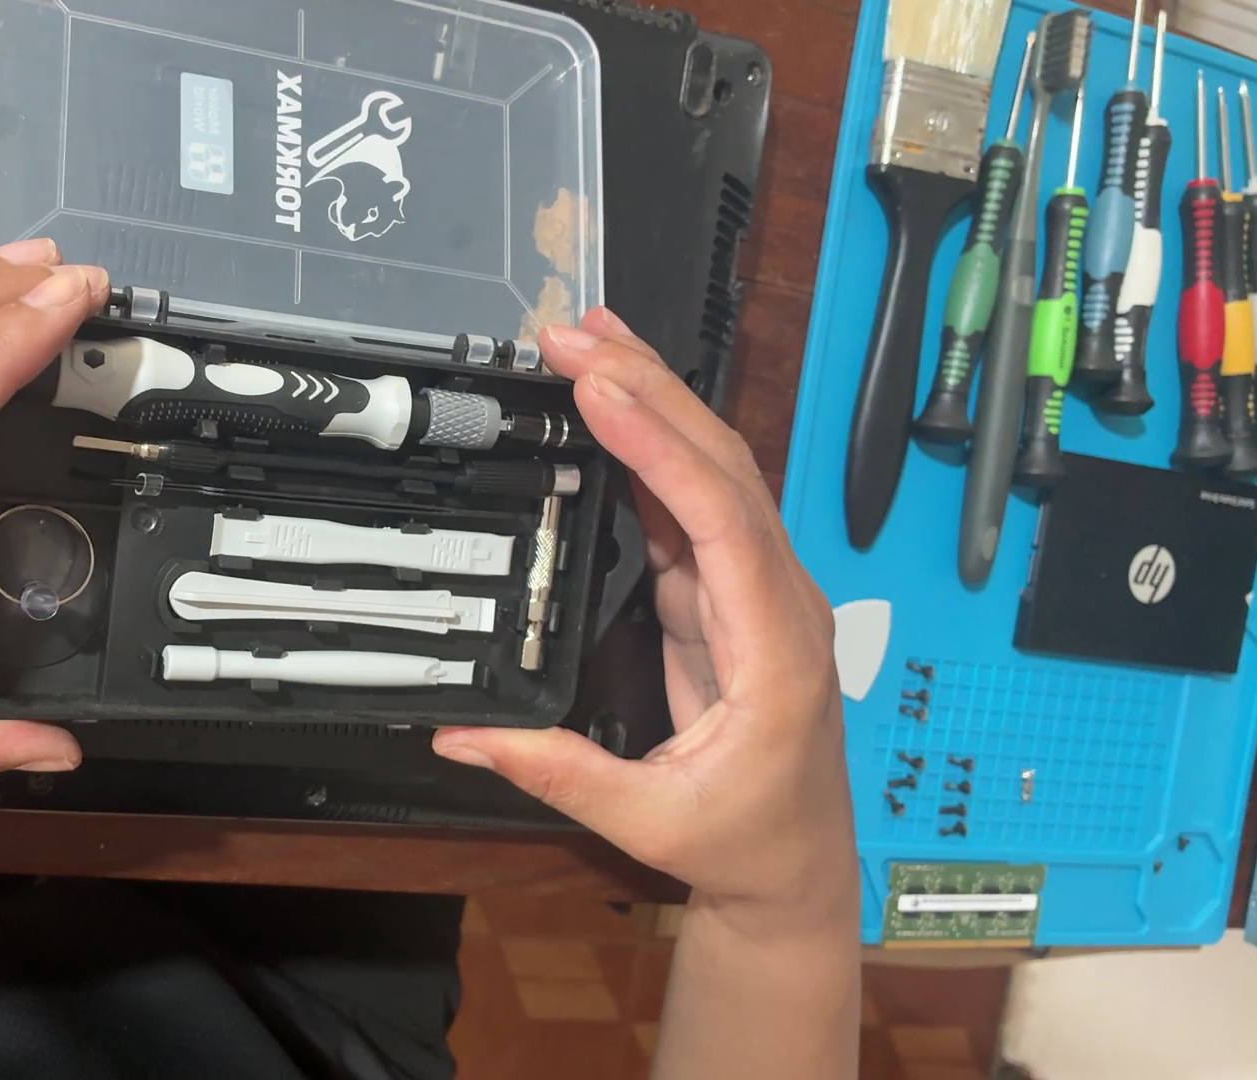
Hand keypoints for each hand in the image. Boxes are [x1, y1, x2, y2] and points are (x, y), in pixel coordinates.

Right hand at [433, 307, 855, 915]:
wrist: (796, 857)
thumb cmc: (744, 839)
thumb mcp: (648, 818)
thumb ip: (553, 772)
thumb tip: (460, 738)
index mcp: (773, 645)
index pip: (720, 521)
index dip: (660, 448)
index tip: (600, 390)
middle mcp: (772, 595)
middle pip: (718, 467)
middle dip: (648, 391)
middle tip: (575, 338)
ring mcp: (745, 585)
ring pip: (705, 469)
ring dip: (650, 400)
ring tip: (591, 345)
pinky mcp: (715, 588)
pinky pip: (683, 499)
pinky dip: (645, 445)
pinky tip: (612, 410)